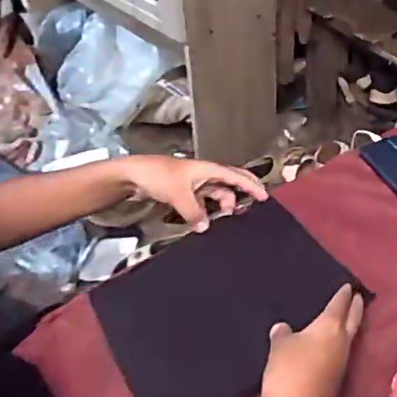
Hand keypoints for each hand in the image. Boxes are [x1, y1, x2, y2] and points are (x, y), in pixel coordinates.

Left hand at [118, 155, 268, 231]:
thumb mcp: (179, 195)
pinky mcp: (185, 191)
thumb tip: (206, 227)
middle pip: (232, 182)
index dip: (252, 186)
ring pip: (217, 193)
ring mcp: (196, 182)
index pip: (237, 177)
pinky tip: (206, 220)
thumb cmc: (159, 176)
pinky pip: (203, 201)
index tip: (264, 196)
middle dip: (244, 191)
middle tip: (254, 203)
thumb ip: (194, 212)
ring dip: (222, 204)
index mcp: (210, 169)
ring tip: (226, 218)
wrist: (132, 175)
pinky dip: (207, 210)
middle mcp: (207, 174)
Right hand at [260, 284, 364, 396]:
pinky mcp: (339, 380)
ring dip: (350, 326)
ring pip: (351, 336)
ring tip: (345, 320)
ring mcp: (344, 361)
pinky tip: (331, 350)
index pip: (341, 303)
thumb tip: (282, 326)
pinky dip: (340, 346)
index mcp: (331, 325)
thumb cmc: (287, 372)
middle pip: (354, 316)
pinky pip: (343, 354)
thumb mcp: (279, 348)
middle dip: (356, 305)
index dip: (344, 293)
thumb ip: (282, 334)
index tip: (349, 286)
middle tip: (358, 296)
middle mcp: (343, 339)